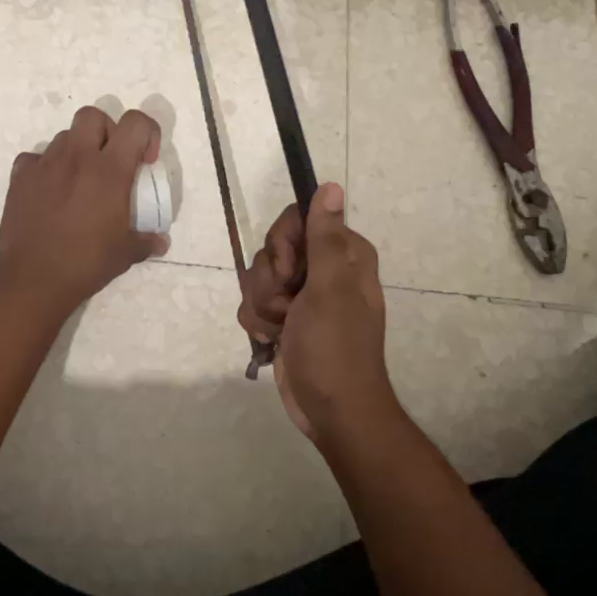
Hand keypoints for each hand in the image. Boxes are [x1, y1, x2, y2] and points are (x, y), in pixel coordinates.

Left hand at [0, 106, 167, 315]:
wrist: (33, 278)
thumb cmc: (86, 263)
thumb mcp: (126, 254)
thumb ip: (146, 241)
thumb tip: (161, 242)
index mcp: (109, 170)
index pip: (135, 123)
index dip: (147, 133)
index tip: (145, 162)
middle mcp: (77, 157)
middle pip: (93, 116)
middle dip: (106, 131)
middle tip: (110, 161)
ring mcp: (45, 164)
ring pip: (64, 136)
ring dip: (77, 151)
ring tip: (79, 181)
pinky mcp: (20, 176)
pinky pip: (35, 158)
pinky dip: (46, 168)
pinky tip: (50, 192)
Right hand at [238, 183, 396, 443]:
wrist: (331, 410)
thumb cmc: (335, 348)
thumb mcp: (331, 288)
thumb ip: (325, 236)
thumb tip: (331, 185)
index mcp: (344, 254)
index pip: (296, 219)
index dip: (284, 244)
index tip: (291, 272)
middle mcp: (324, 269)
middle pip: (272, 248)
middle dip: (270, 279)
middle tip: (289, 305)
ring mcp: (302, 295)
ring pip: (258, 276)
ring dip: (263, 304)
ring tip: (282, 328)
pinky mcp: (284, 318)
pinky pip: (253, 302)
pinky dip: (259, 322)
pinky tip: (273, 340)